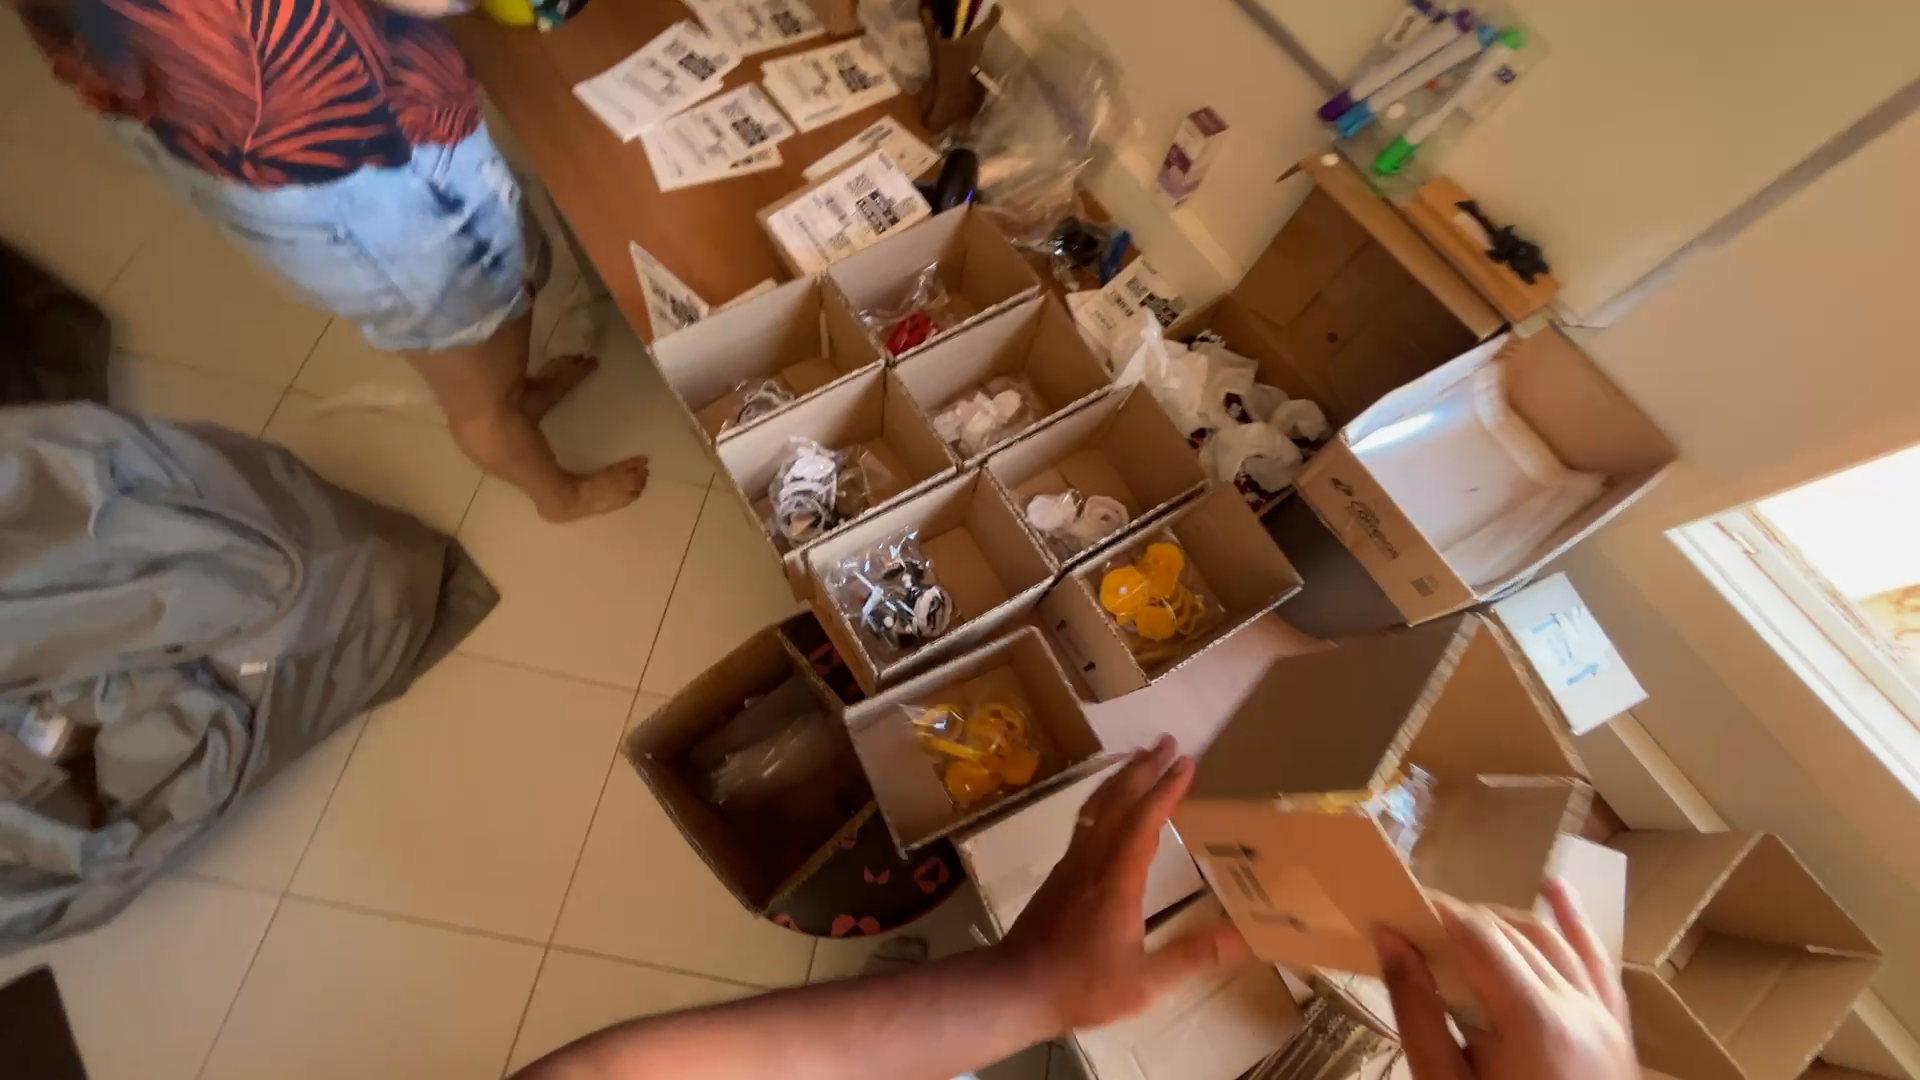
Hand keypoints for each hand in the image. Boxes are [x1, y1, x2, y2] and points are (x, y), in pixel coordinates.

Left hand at [1000, 735, 1246, 1031]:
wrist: (1019, 983)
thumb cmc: (1083, 984)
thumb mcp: (1144, 982)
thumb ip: (1191, 955)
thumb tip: (1242, 935)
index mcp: (1118, 877)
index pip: (1145, 819)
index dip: (1167, 787)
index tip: (1187, 761)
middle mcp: (1094, 856)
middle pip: (1120, 799)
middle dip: (1146, 767)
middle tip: (1168, 741)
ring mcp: (1075, 859)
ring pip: (1100, 804)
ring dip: (1124, 776)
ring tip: (1143, 756)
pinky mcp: (1064, 868)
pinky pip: (1089, 818)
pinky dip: (1106, 796)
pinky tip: (1111, 801)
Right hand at [1376, 880, 1637, 1079]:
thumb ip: (1415, 1007)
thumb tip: (1388, 935)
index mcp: (1535, 1022)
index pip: (1477, 932)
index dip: (1434, 909)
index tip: (1395, 908)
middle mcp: (1580, 1010)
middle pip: (1508, 931)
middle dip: (1456, 919)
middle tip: (1413, 928)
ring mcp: (1607, 1023)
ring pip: (1547, 939)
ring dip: (1498, 920)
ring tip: (1456, 925)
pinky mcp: (1619, 1036)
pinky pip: (1599, 965)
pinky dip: (1574, 923)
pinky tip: (1552, 887)